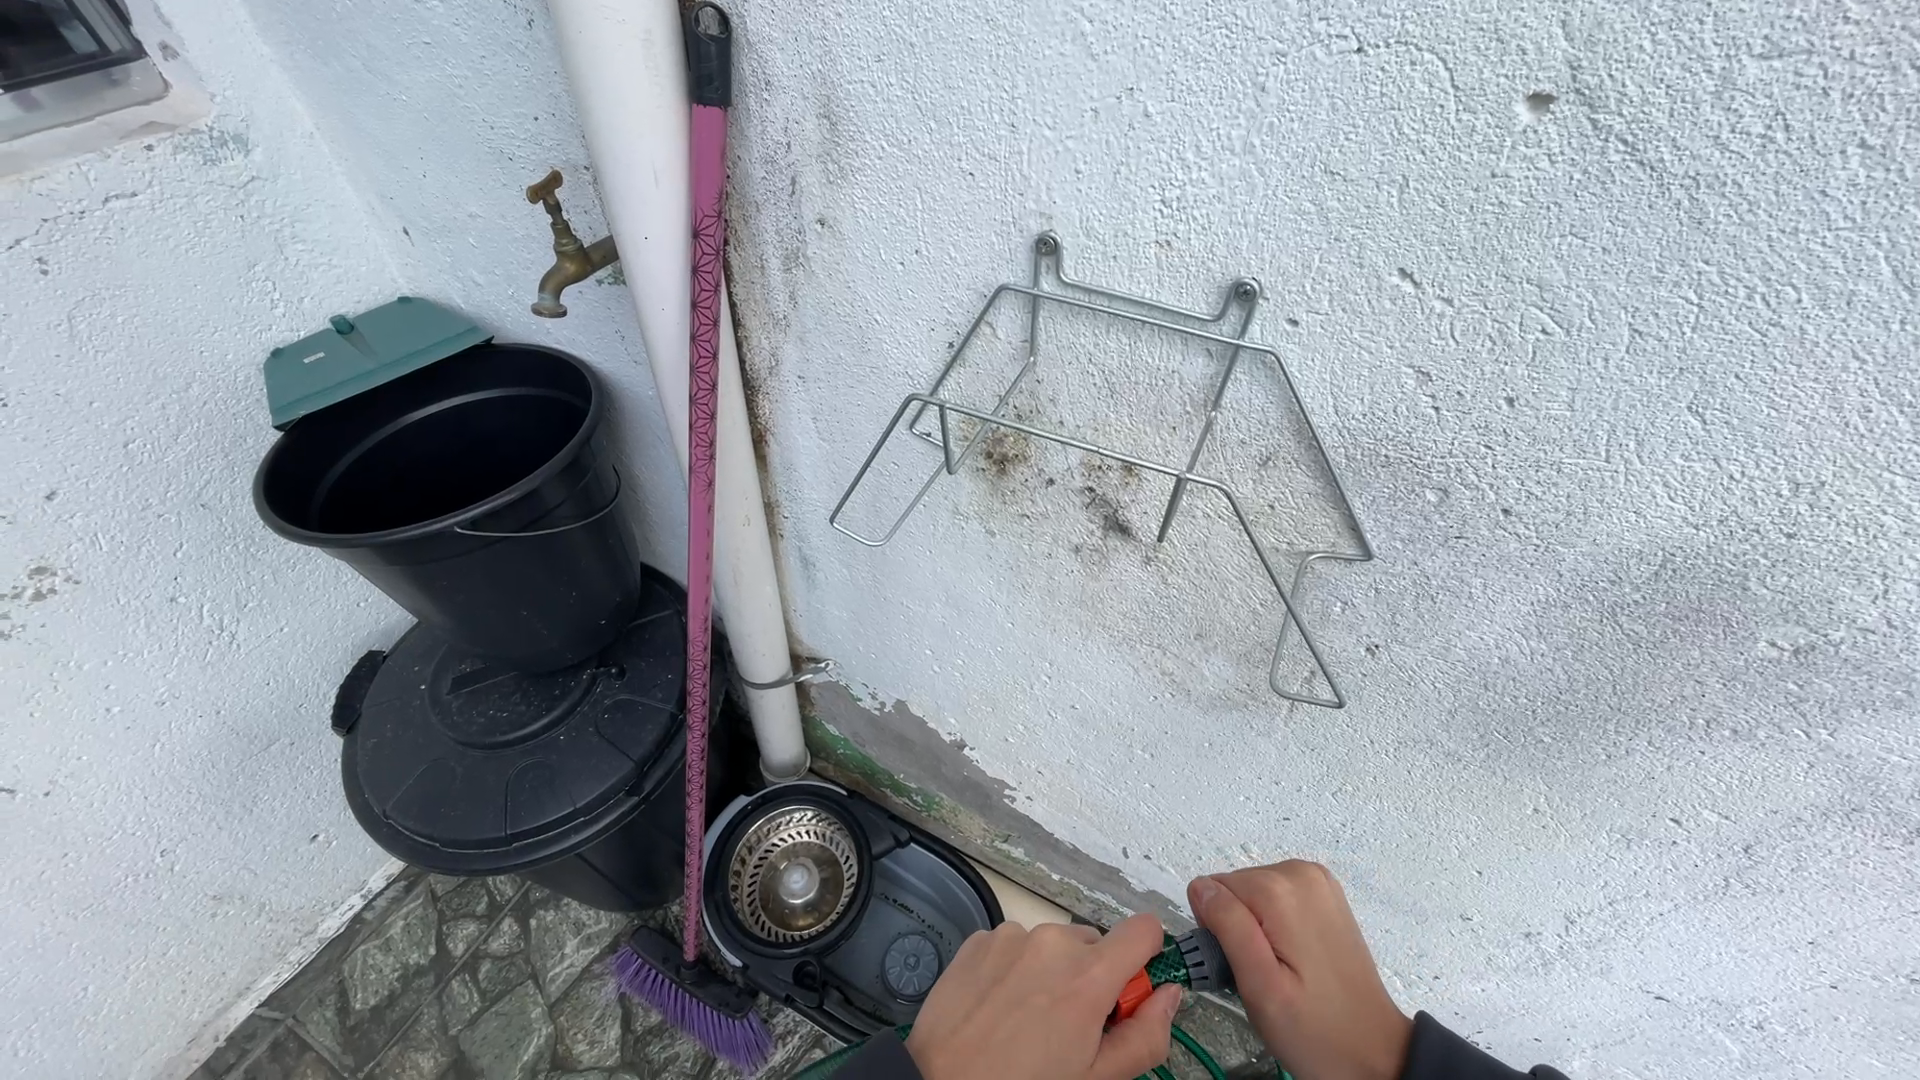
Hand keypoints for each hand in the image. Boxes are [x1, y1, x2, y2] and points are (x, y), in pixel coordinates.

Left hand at [904, 915, 1182, 1079]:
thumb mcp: (1097, 1079)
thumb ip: (1145, 1035)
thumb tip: (1169, 994)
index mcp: (1088, 975)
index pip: (1144, 929)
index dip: (1146, 958)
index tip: (1131, 990)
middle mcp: (1051, 941)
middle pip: (1095, 944)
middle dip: (1093, 977)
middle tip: (1071, 1026)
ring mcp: (1011, 935)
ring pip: (1053, 945)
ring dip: (1051, 972)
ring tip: (1028, 1019)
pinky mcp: (979, 938)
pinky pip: (1014, 945)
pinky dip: (1015, 968)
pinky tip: (999, 1007)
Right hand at [1189, 862, 1412, 1079]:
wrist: (1375, 1053)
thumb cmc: (1315, 1029)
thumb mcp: (1260, 987)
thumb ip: (1227, 927)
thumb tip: (1201, 888)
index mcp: (1280, 890)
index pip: (1213, 889)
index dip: (1218, 930)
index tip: (1241, 964)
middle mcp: (1300, 873)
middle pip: (1234, 887)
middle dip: (1237, 927)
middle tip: (1262, 972)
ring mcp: (1316, 880)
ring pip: (1251, 891)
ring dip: (1255, 926)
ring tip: (1279, 966)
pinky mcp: (1324, 893)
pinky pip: (1274, 895)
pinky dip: (1274, 921)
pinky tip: (1293, 953)